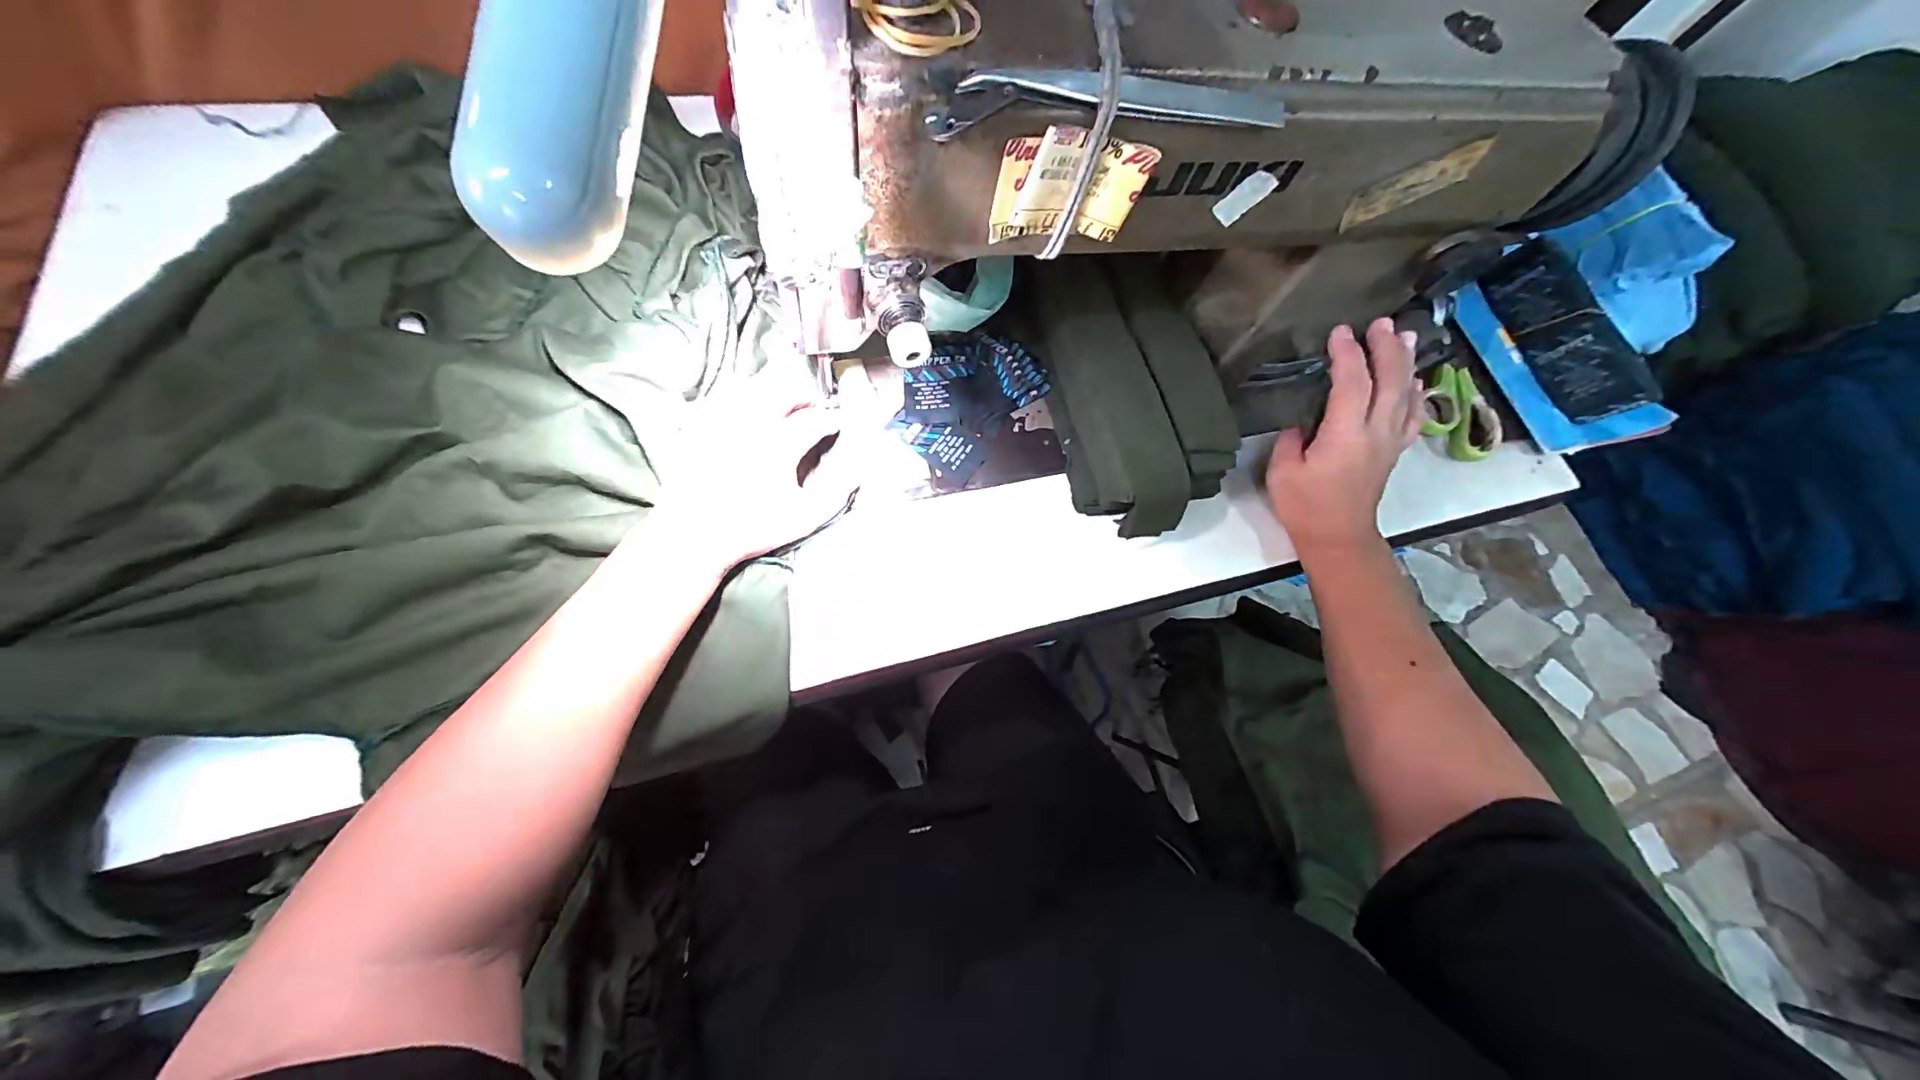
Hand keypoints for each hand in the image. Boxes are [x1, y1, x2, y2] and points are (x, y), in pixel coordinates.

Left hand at [646, 379, 861, 572]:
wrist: (694, 534)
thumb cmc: (751, 528)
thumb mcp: (804, 518)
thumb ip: (834, 494)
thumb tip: (852, 473)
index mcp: (780, 444)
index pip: (815, 419)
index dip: (830, 420)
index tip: (835, 425)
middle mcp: (751, 424)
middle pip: (783, 392)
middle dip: (803, 397)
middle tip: (812, 408)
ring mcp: (722, 422)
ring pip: (752, 388)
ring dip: (773, 391)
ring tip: (782, 404)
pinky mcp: (699, 427)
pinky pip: (724, 398)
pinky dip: (742, 398)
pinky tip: (748, 411)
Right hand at [1264, 319, 1421, 554]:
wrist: (1337, 535)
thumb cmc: (1304, 505)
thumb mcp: (1282, 471)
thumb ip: (1292, 438)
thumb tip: (1304, 421)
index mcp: (1344, 435)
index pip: (1352, 383)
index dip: (1347, 354)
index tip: (1339, 332)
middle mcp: (1375, 432)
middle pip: (1389, 380)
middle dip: (1385, 348)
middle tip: (1380, 323)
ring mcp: (1390, 441)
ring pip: (1405, 393)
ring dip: (1405, 362)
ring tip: (1404, 336)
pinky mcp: (1394, 450)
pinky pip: (1412, 414)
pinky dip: (1415, 392)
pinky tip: (1414, 378)